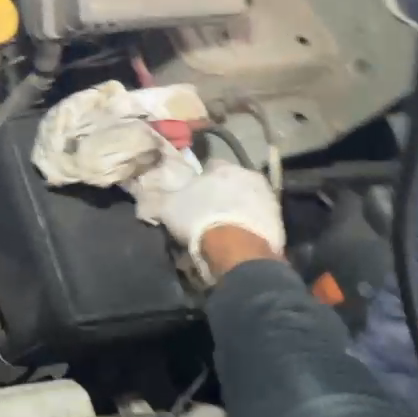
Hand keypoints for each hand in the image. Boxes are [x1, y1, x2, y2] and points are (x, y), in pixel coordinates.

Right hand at [134, 162, 284, 287]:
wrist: (238, 251)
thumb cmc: (200, 218)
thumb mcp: (168, 206)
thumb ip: (154, 196)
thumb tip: (138, 190)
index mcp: (224, 166)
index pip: (209, 165)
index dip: (197, 179)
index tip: (189, 193)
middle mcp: (250, 176)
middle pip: (230, 182)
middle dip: (220, 193)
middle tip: (204, 211)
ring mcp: (268, 200)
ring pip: (245, 200)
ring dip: (235, 209)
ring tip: (219, 229)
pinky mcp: (279, 223)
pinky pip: (256, 220)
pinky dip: (247, 226)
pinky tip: (234, 239)